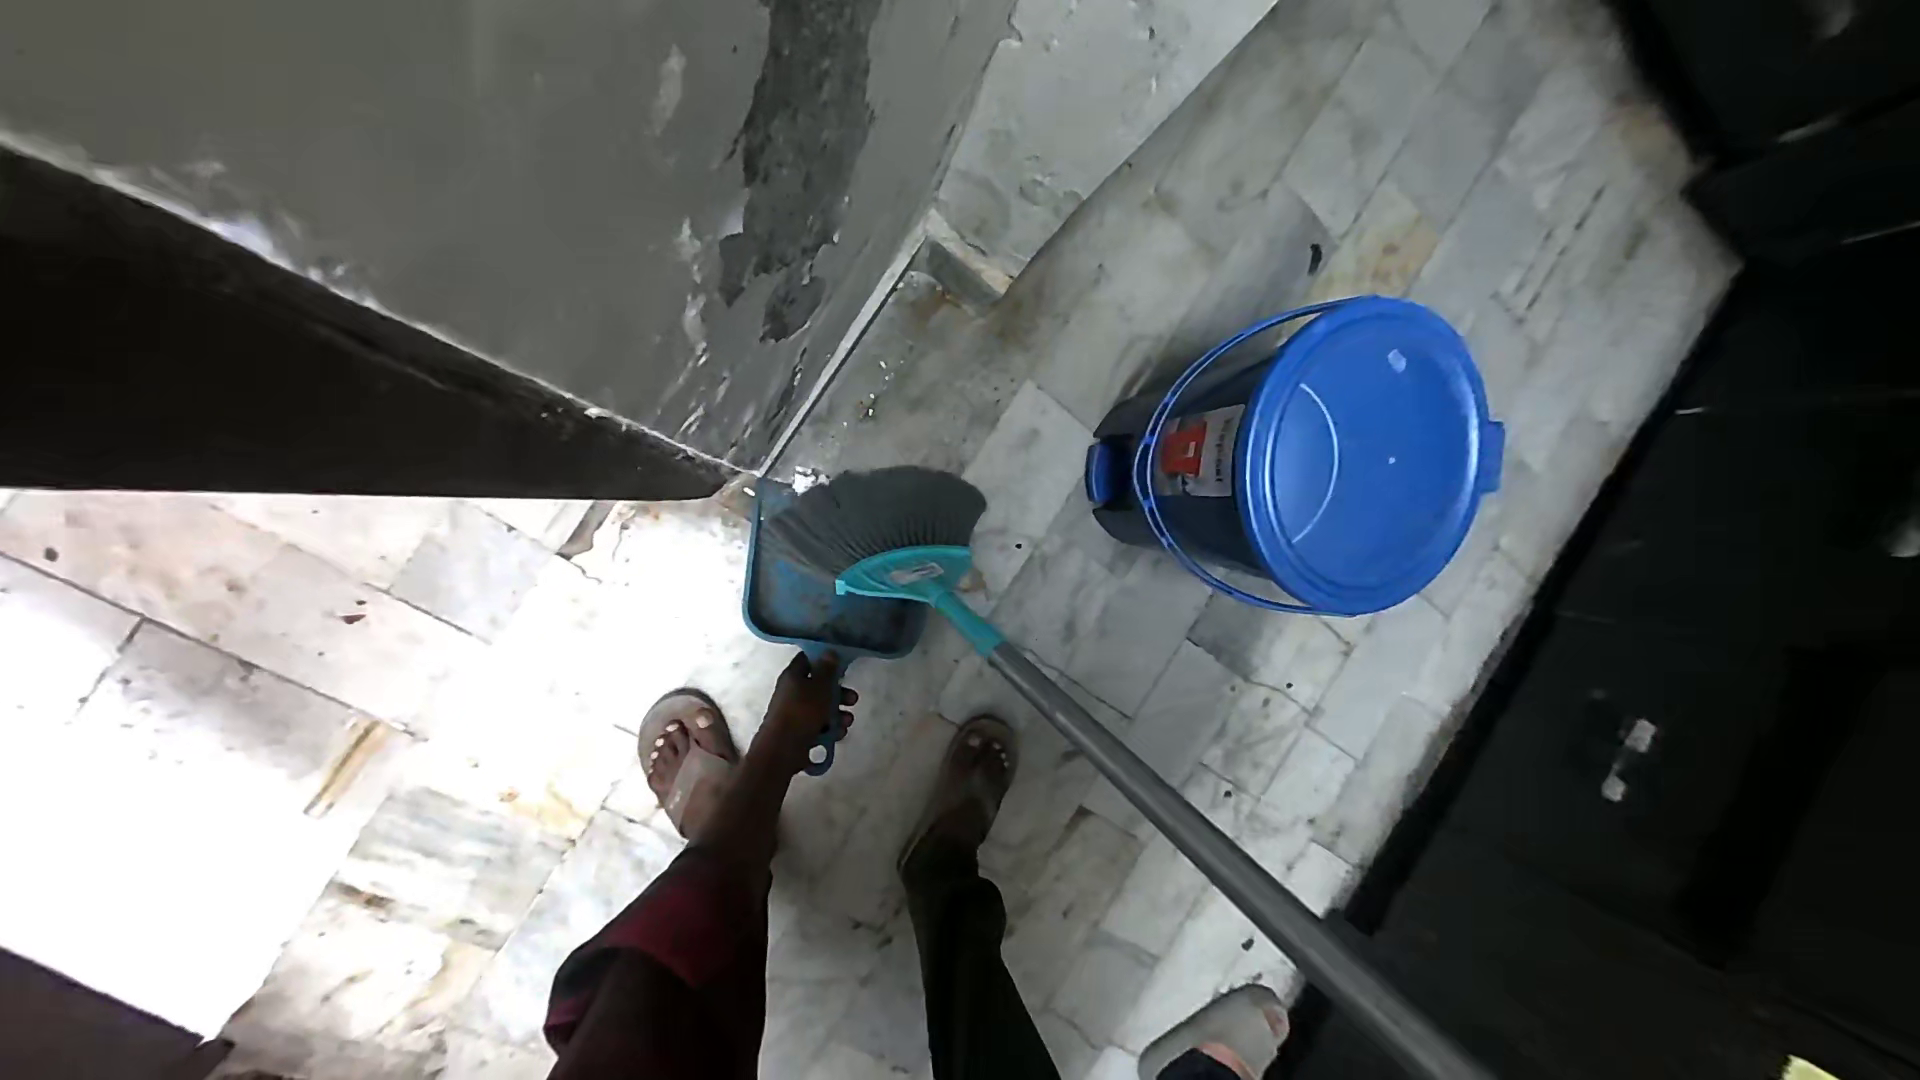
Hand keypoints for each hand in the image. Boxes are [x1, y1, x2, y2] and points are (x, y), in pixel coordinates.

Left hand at [756, 651, 858, 772]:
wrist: (782, 750)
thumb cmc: (802, 712)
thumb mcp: (820, 686)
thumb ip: (827, 669)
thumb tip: (830, 651)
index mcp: (793, 676)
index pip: (808, 660)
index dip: (824, 660)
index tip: (842, 664)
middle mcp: (792, 693)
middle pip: (819, 687)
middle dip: (839, 693)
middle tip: (853, 699)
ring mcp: (794, 714)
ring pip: (821, 709)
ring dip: (838, 714)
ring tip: (847, 722)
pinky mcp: (798, 733)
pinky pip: (818, 727)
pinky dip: (829, 729)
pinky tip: (838, 734)